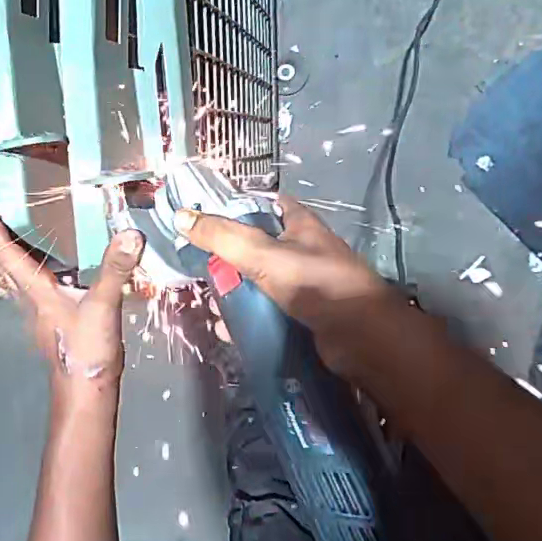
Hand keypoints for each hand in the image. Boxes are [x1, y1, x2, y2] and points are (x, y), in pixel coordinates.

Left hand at [0, 196, 144, 406]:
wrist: (85, 389)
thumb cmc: (87, 350)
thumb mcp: (104, 306)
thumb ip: (115, 270)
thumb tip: (131, 235)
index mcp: (37, 289)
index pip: (7, 252)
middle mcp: (28, 297)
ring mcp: (32, 311)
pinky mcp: (41, 320)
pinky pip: (12, 293)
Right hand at [173, 195, 405, 365]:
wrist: (362, 337)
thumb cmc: (315, 282)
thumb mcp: (262, 254)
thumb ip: (222, 237)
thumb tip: (179, 216)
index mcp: (299, 223)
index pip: (264, 203)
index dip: (236, 207)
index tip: (204, 219)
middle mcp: (303, 249)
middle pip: (257, 245)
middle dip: (228, 257)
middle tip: (198, 266)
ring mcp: (304, 283)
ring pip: (260, 281)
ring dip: (235, 290)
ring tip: (206, 299)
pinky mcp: (303, 314)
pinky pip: (268, 310)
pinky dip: (247, 316)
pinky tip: (226, 326)